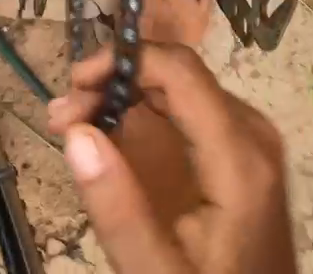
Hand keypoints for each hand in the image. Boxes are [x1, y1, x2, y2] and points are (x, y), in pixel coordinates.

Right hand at [48, 43, 296, 273]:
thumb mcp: (159, 273)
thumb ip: (120, 212)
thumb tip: (76, 133)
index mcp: (239, 160)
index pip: (178, 70)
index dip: (122, 61)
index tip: (73, 84)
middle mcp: (250, 134)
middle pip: (173, 73)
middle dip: (111, 81)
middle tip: (62, 116)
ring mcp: (246, 139)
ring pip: (174, 84)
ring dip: (119, 94)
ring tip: (72, 124)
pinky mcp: (235, 149)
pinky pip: (181, 106)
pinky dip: (137, 111)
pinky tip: (104, 135)